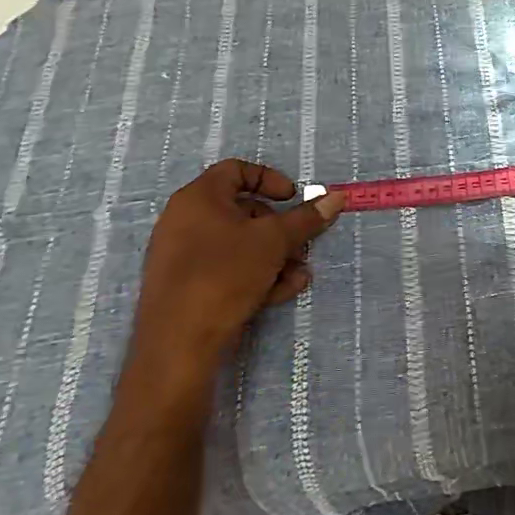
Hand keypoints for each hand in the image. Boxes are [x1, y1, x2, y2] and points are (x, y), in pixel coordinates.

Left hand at [131, 159, 345, 369]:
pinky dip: (253, 275)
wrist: (178, 344)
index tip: (293, 199)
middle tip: (301, 245)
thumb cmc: (224, 274)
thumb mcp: (273, 241)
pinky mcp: (184, 286)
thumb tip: (336, 197)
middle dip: (279, 229)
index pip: (237, 170)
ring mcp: (181, 254)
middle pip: (242, 210)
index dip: (270, 179)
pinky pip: (224, 268)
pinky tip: (281, 293)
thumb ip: (305, 218)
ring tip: (298, 276)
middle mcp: (184, 219)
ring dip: (273, 256)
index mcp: (199, 196)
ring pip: (237, 244)